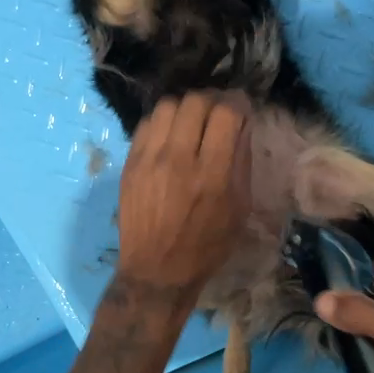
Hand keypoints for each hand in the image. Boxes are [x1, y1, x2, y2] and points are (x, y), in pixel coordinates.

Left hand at [115, 91, 252, 309]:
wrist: (157, 271)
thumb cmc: (207, 245)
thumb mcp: (239, 209)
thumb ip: (241, 162)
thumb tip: (243, 124)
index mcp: (212, 175)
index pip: (226, 113)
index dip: (238, 103)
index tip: (242, 108)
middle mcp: (179, 160)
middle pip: (196, 101)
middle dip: (213, 101)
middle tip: (218, 113)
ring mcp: (149, 159)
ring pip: (168, 105)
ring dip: (186, 108)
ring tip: (193, 122)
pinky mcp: (130, 163)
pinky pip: (148, 123)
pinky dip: (164, 122)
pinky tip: (172, 136)